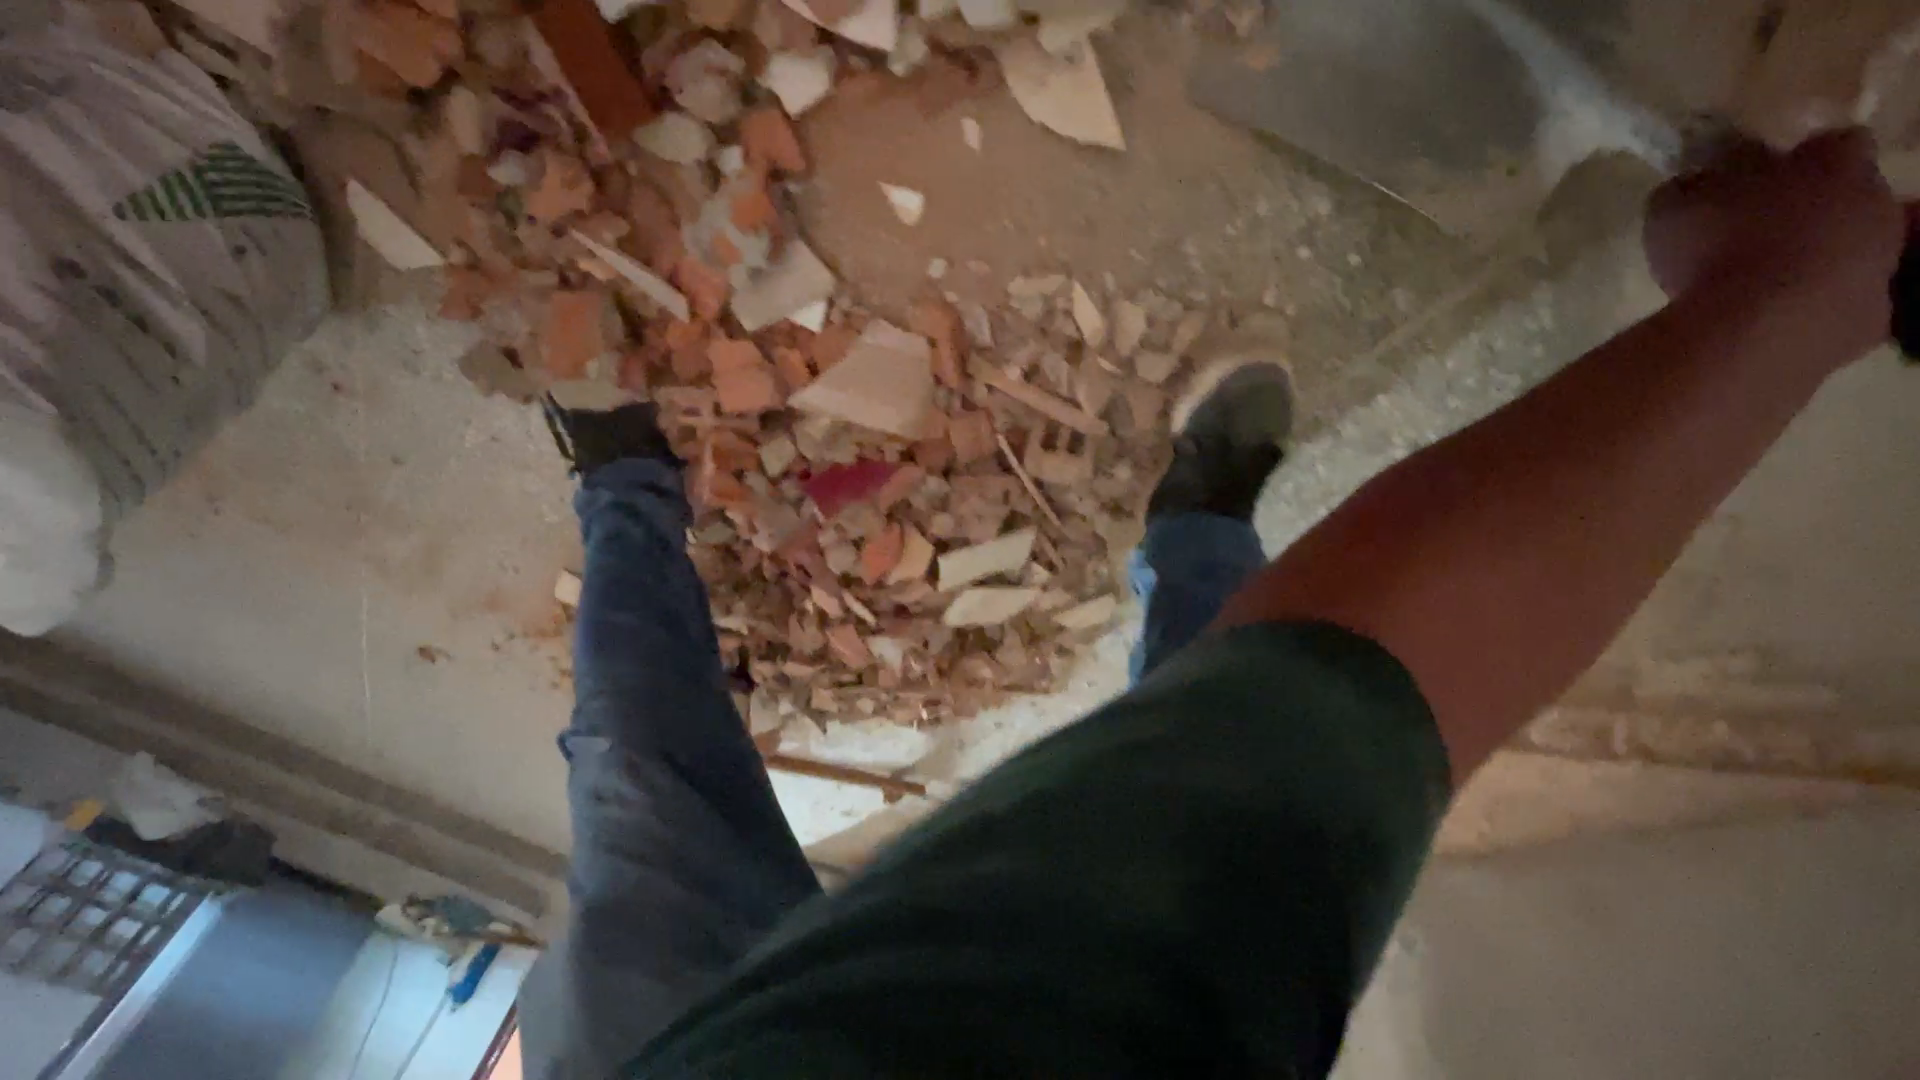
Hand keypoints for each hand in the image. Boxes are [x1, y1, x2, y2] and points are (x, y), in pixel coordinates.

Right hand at [1644, 129, 1905, 366]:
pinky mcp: (1868, 321)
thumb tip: (1698, 185)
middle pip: (1853, 198)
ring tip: (1751, 290)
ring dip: (1812, 265)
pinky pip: (1839, 310)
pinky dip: (1808, 314)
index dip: (1798, 159)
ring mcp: (1880, 265)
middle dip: (1813, 213)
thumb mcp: (1673, 206)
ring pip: (1853, 254)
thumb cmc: (1713, 252)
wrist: (1751, 333)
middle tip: (1754, 237)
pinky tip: (1764, 328)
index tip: (1759, 179)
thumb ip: (1692, 187)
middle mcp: (1874, 206)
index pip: (1832, 142)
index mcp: (1834, 166)